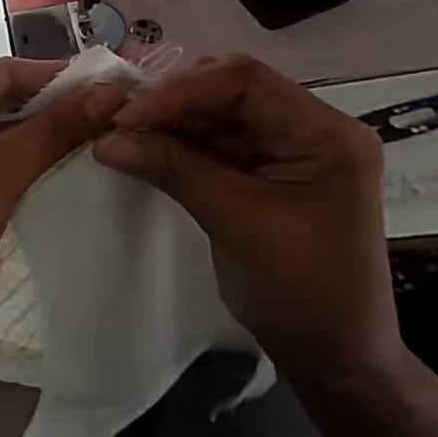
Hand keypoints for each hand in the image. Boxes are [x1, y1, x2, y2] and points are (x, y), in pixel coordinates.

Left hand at [0, 57, 128, 330]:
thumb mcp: (6, 169)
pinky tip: (64, 153)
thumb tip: (113, 92)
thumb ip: (59, 126)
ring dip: (44, 127)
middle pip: (2, 96)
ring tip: (95, 127)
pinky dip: (28, 150)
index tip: (106, 82)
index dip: (56, 75)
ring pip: (2, 125)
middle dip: (53, 101)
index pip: (4, 72)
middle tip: (107, 107)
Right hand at [93, 55, 403, 375]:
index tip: (127, 115)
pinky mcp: (262, 169)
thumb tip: (106, 139)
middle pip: (231, 89)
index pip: (247, 83)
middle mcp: (309, 128)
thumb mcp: (238, 225)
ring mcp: (285, 148)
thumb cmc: (302, 292)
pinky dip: (175, 143)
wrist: (331, 352)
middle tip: (118, 118)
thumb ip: (176, 171)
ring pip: (216, 113)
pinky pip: (213, 142)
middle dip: (172, 99)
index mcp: (326, 134)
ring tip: (120, 132)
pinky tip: (142, 147)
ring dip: (168, 120)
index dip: (182, 90)